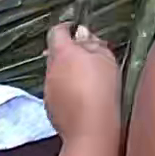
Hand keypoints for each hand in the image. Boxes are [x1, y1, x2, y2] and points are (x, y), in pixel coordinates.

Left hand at [43, 22, 121, 143]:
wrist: (91, 128)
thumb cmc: (102, 88)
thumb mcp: (106, 59)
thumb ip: (93, 43)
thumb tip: (82, 34)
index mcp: (62, 53)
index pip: (57, 31)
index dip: (68, 28)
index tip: (80, 30)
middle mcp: (49, 70)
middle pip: (56, 53)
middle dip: (71, 52)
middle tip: (93, 56)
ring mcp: (47, 90)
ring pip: (57, 73)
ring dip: (69, 72)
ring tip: (91, 80)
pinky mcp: (50, 108)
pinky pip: (58, 91)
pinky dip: (68, 90)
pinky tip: (85, 98)